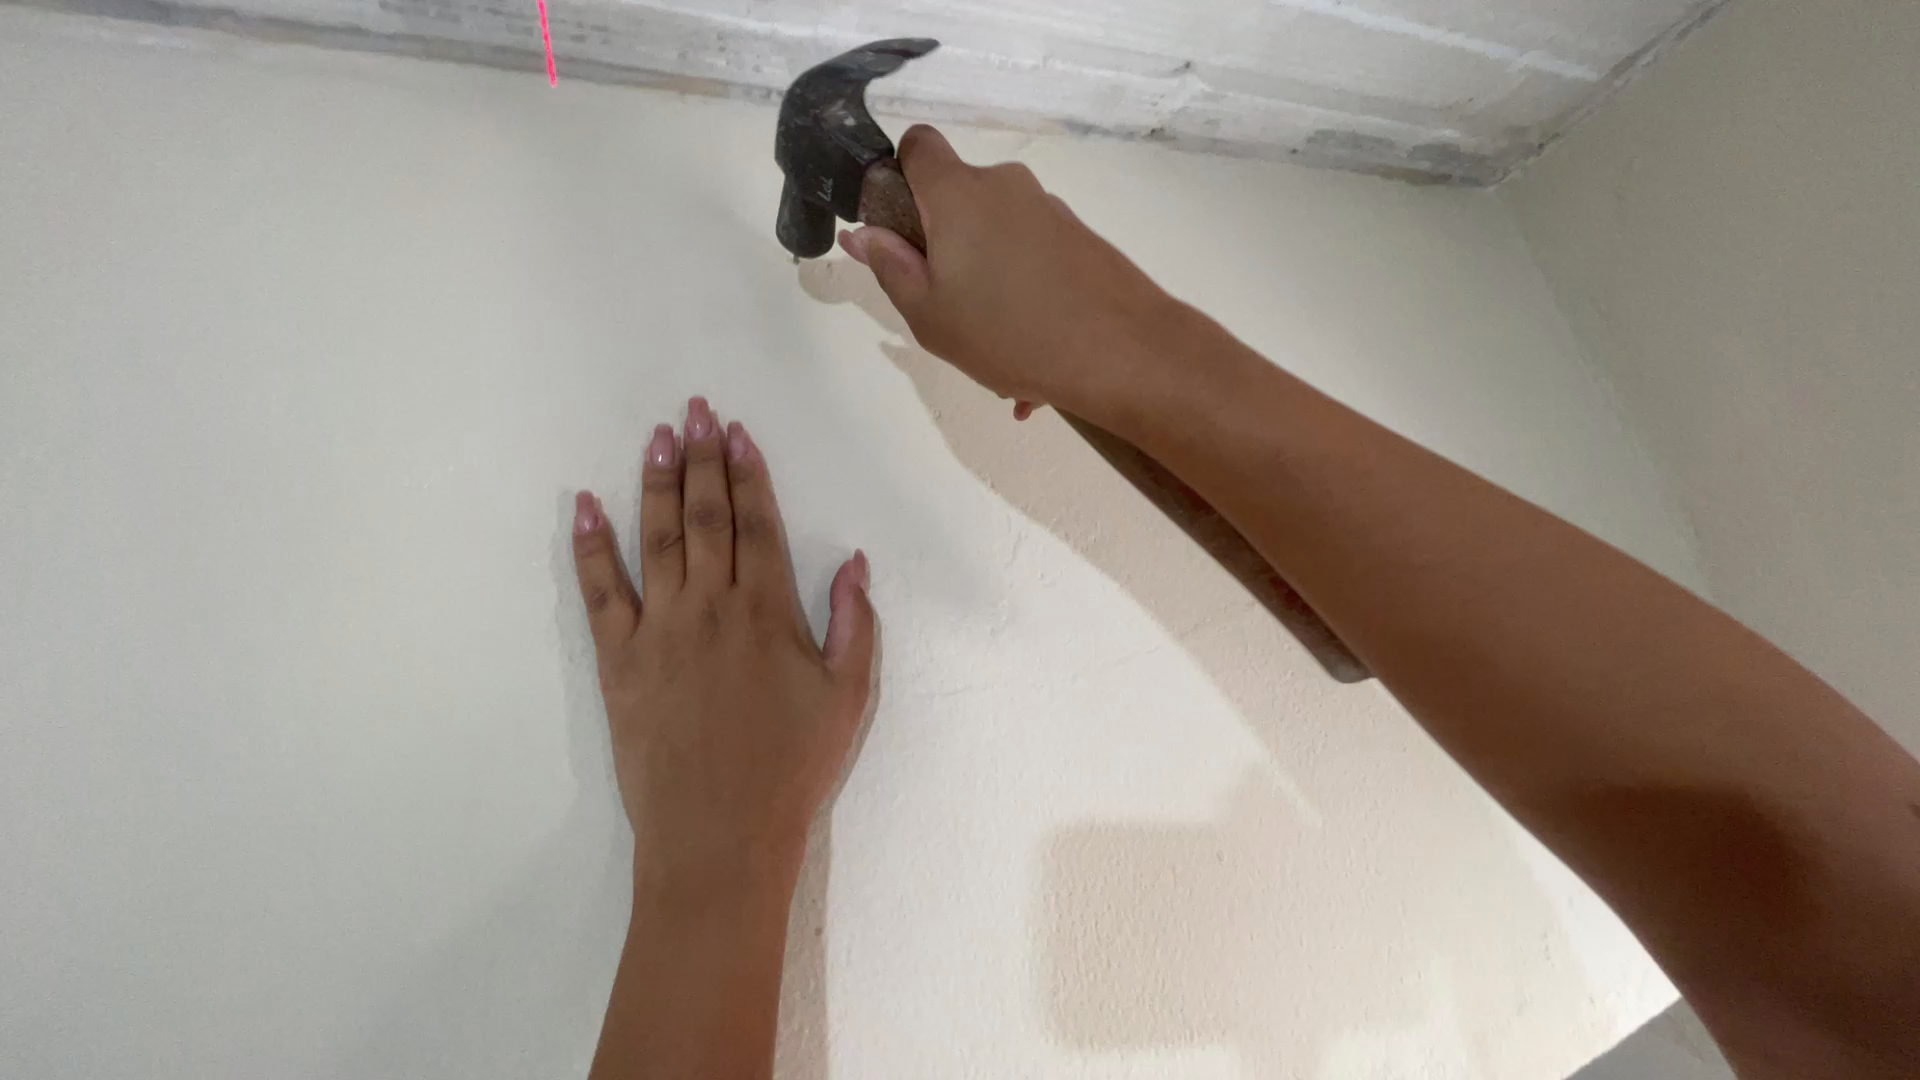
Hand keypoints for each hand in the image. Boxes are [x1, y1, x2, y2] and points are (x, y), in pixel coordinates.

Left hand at [571, 396, 876, 888]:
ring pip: (657, 539)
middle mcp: (711, 606)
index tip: (738, 433)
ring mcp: (659, 630)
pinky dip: (591, 546)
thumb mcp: (849, 696)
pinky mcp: (619, 661)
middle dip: (703, 459)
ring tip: (656, 438)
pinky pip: (600, 592)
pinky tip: (586, 506)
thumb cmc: (793, 766)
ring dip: (657, 484)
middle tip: (696, 411)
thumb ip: (854, 623)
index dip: (748, 475)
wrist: (720, 835)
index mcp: (768, 612)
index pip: (758, 525)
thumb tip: (855, 562)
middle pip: (706, 517)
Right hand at [838, 125, 1184, 422]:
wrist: (1121, 352)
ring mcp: (1050, 212)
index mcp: (959, 195)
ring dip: (989, 289)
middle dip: (947, 252)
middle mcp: (1007, 188)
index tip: (901, 231)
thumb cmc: (1006, 333)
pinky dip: (1025, 301)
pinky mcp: (1082, 239)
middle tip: (951, 316)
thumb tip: (863, 233)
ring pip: (999, 243)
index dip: (900, 178)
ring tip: (999, 357)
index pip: (918, 146)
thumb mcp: (929, 314)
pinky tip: (1032, 365)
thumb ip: (891, 268)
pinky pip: (1035, 264)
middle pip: (960, 203)